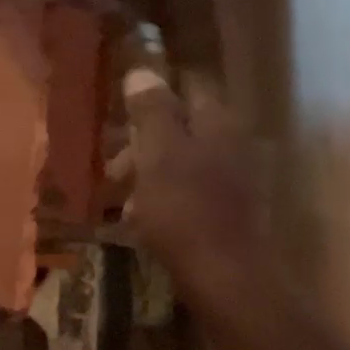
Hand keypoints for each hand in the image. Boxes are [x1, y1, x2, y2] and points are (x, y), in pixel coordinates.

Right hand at [122, 70, 263, 290]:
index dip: (151, 97)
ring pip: (183, 163)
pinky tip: (142, 222)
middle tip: (112, 166)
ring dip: (149, 174)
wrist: (226, 278)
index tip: (119, 115)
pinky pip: (190, 194)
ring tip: (120, 199)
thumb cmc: (184, 209)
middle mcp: (234, 144)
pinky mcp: (230, 214)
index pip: (186, 89)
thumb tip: (142, 71)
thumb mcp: (157, 153)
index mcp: (218, 122)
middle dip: (142, 143)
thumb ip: (150, 110)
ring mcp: (236, 181)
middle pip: (182, 129)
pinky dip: (164, 201)